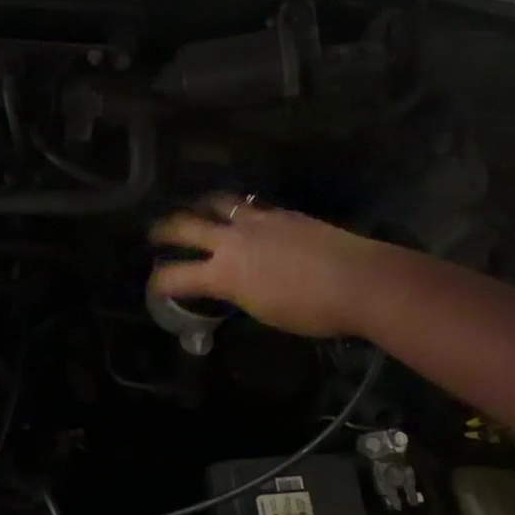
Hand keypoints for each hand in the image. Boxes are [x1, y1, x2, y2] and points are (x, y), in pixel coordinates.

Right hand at [149, 193, 381, 338]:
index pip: (176, 276)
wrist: (360, 280)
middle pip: (185, 226)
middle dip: (164, 230)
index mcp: (224, 273)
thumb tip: (230, 287)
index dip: (159, 282)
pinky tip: (247, 216)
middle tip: (155, 233)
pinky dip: (239, 209)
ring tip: (200, 209)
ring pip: (218, 202)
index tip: (154, 286)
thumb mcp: (264, 312)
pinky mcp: (284, 212)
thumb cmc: (312, 311)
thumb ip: (239, 294)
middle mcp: (233, 239)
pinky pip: (251, 205)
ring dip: (202, 206)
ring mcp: (259, 219)